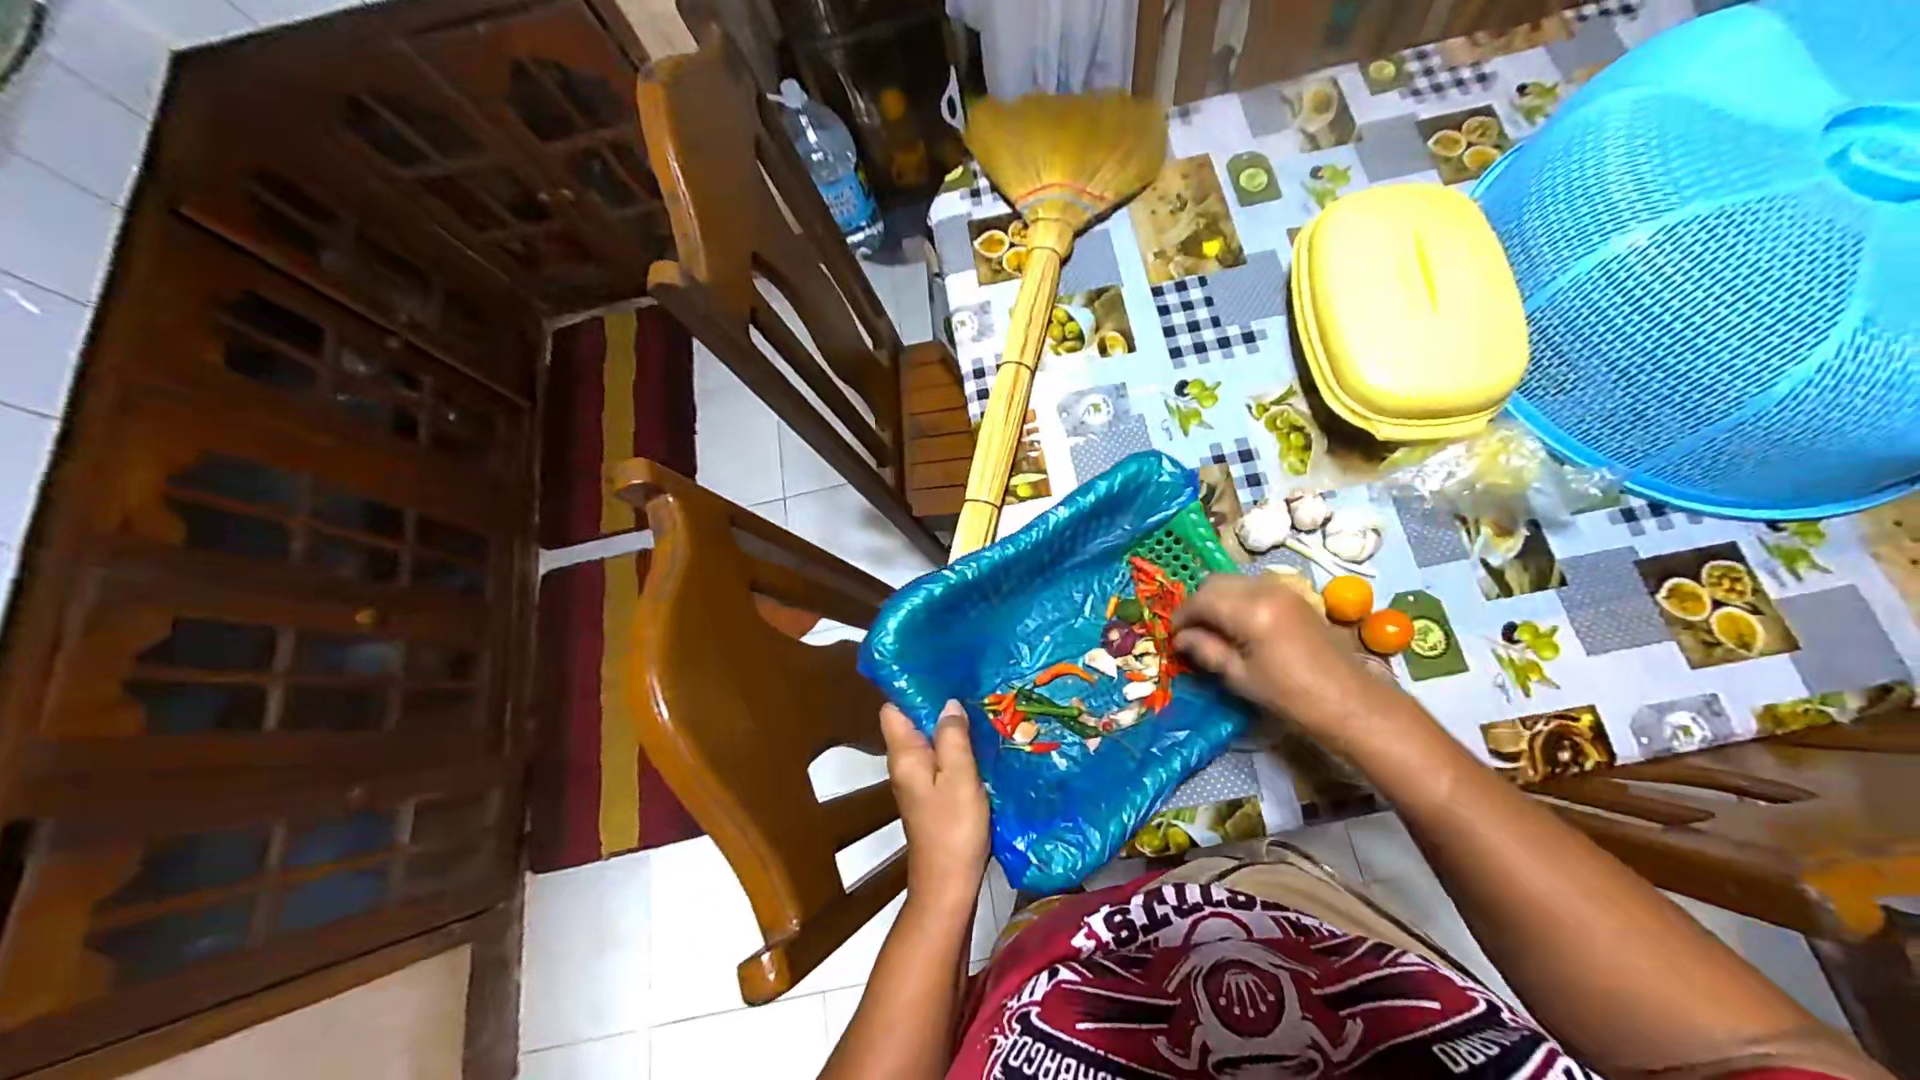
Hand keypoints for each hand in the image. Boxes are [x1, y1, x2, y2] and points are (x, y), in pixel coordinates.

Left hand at [880, 700, 988, 912]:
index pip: (893, 709)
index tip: (938, 670)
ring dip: (949, 726)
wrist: (948, 884)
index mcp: (904, 755)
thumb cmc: (953, 829)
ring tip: (978, 705)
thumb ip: (953, 738)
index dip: (910, 688)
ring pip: (929, 741)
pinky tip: (979, 740)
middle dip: (936, 704)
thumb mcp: (959, 778)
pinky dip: (956, 747)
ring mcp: (917, 780)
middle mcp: (904, 764)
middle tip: (967, 684)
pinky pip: (940, 759)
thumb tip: (948, 704)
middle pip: (913, 722)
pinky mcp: (932, 794)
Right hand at [1172, 573, 1385, 746]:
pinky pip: (1253, 586)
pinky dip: (1237, 598)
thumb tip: (1181, 638)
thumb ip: (1206, 650)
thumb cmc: (1290, 696)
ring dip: (1217, 599)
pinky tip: (1237, 625)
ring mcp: (1283, 589)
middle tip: (1190, 632)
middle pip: (1214, 582)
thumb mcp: (1240, 677)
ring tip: (1212, 629)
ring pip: (1234, 581)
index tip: (1173, 637)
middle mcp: (1265, 590)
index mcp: (1250, 611)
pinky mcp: (1295, 595)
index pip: (1200, 601)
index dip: (1181, 617)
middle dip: (1197, 604)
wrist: (1349, 701)